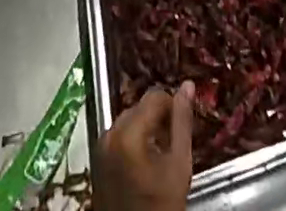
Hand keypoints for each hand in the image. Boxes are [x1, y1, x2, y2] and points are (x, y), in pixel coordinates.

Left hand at [94, 83, 193, 210]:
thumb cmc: (161, 206)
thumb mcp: (179, 165)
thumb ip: (183, 122)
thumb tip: (188, 86)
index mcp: (128, 132)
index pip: (153, 97)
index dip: (172, 105)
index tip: (185, 123)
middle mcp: (109, 131)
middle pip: (139, 107)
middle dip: (159, 118)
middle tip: (176, 142)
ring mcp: (100, 143)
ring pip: (129, 120)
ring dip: (147, 128)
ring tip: (163, 154)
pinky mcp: (97, 155)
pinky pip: (118, 135)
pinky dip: (134, 140)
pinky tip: (147, 162)